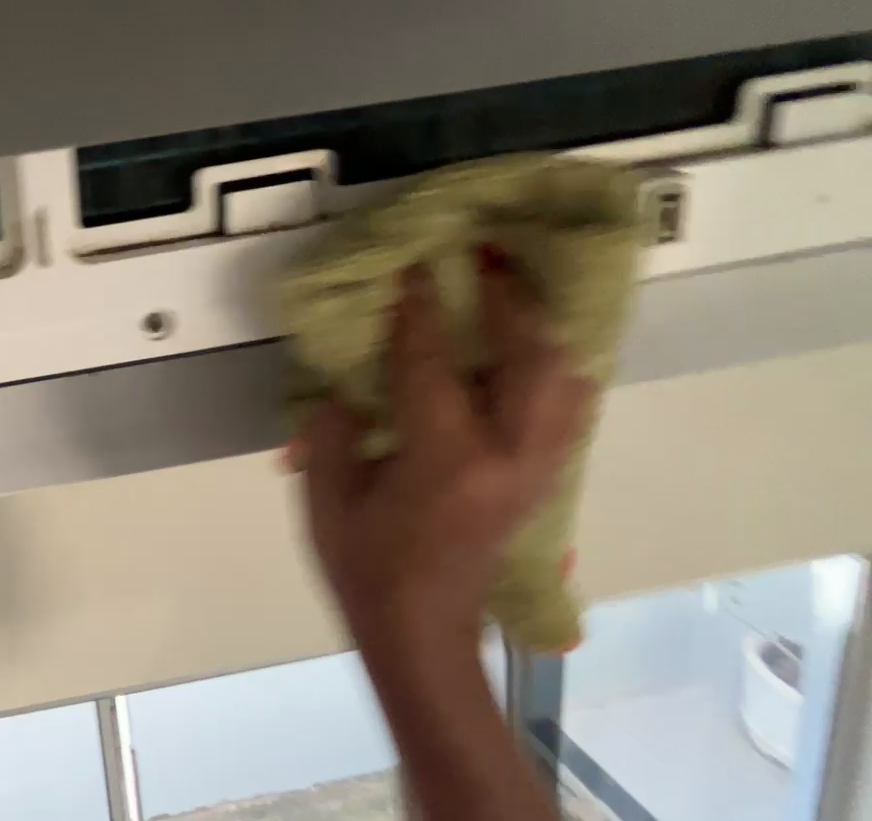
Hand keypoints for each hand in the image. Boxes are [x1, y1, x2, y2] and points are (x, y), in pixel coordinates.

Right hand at [294, 254, 593, 648]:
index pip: (432, 364)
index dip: (419, 310)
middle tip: (482, 262)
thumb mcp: (327, 493)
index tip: (413, 265)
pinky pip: (565, 408)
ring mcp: (536, 471)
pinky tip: (524, 351)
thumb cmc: (363, 563)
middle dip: (508, 304)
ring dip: (539, 331)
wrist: (420, 629)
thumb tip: (349, 379)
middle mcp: (508, 458)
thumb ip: (337, 427)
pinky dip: (551, 368)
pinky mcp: (542, 481)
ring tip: (509, 296)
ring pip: (564, 382)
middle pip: (531, 362)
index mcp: (446, 459)